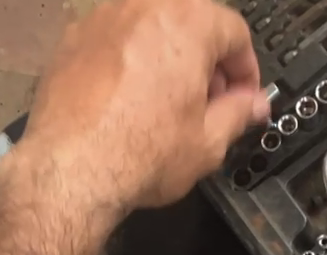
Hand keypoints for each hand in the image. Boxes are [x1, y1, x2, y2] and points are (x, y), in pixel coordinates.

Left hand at [16, 0, 268, 215]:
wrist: (75, 167)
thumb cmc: (138, 154)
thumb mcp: (208, 143)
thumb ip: (238, 114)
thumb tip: (252, 104)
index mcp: (187, 24)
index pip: (235, 30)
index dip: (247, 68)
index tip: (245, 96)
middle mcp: (144, 7)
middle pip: (193, 21)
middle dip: (209, 60)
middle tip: (212, 102)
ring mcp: (105, 17)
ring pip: (153, 28)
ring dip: (171, 58)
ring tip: (172, 105)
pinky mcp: (76, 36)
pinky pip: (119, 40)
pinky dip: (134, 62)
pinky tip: (135, 102)